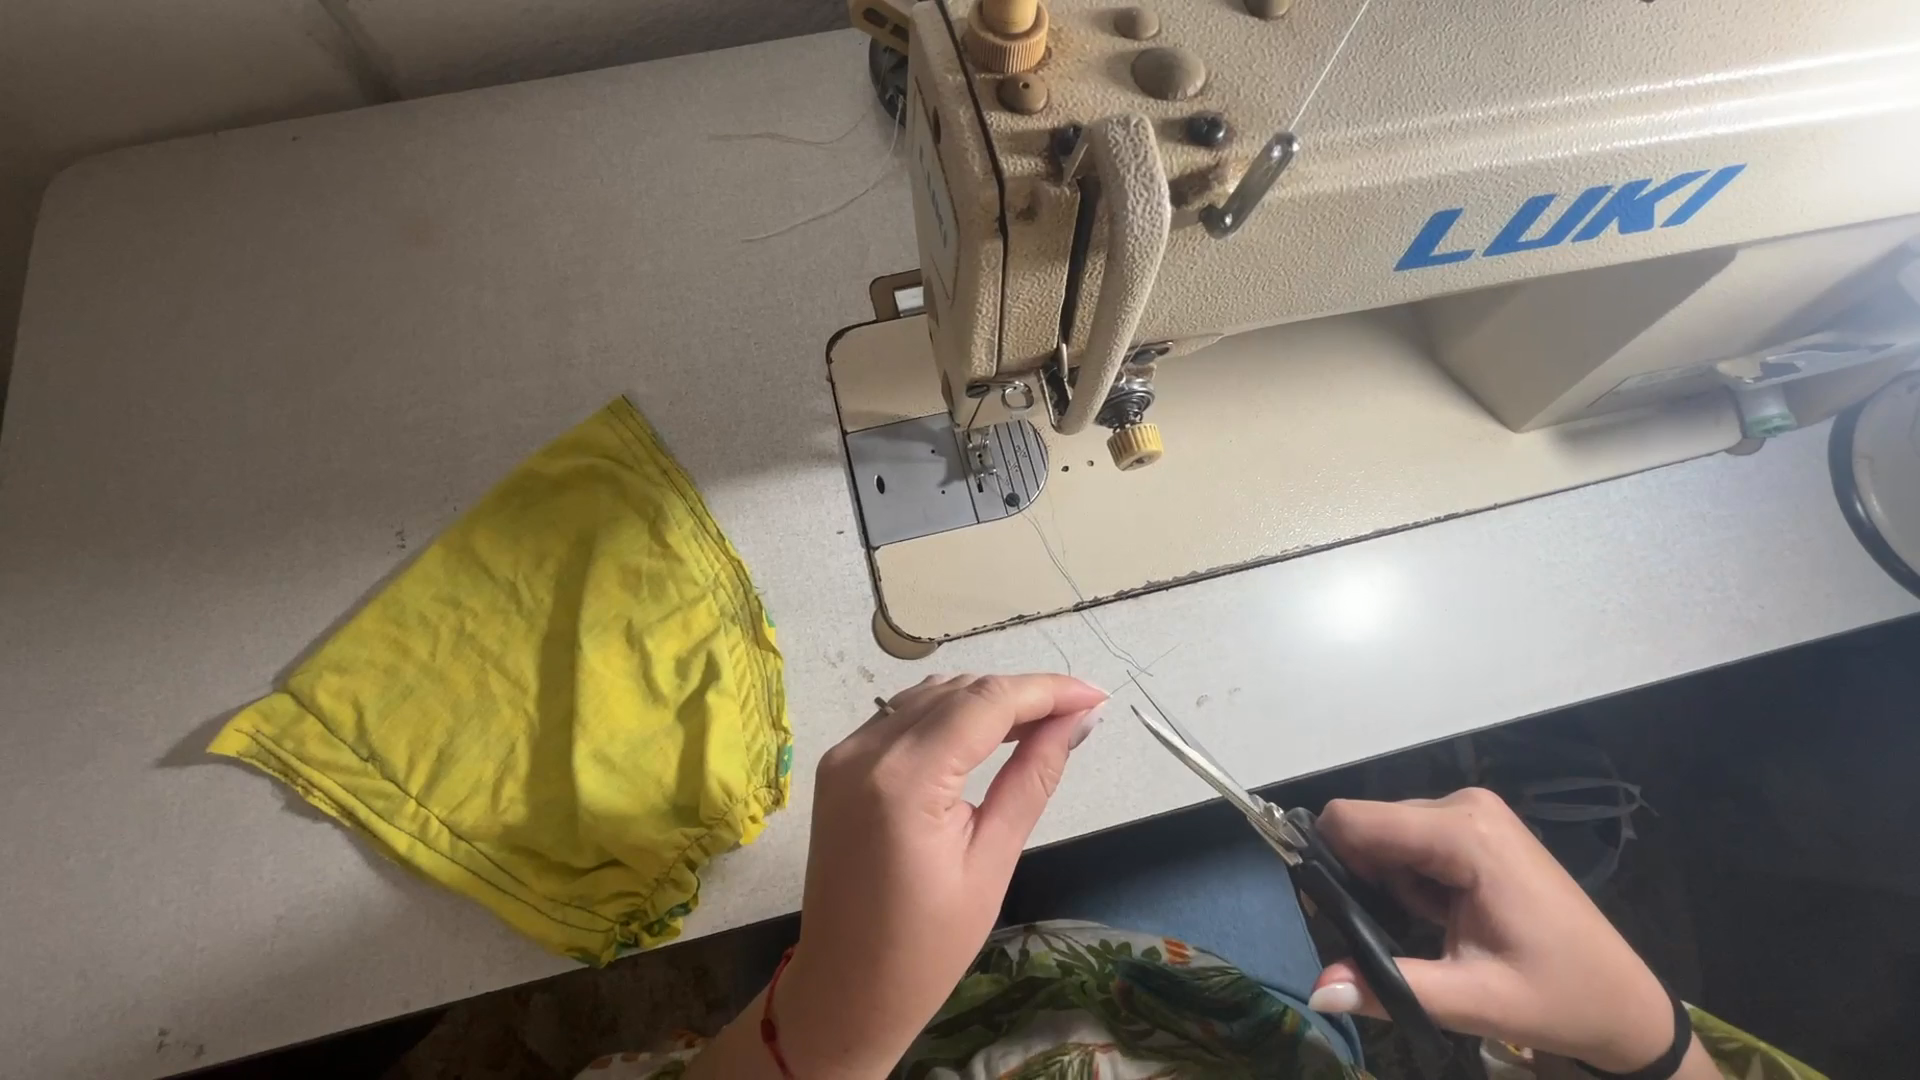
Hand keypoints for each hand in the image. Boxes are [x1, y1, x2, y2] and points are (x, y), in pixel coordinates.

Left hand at [773, 673, 1105, 1078]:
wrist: (841, 992)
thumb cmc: (925, 950)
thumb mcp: (992, 863)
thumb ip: (1032, 778)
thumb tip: (1075, 721)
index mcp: (904, 780)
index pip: (986, 703)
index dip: (1046, 690)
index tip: (1095, 696)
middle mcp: (866, 749)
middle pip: (958, 691)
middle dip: (1021, 693)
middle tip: (1076, 715)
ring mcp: (846, 752)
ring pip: (930, 695)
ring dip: (985, 699)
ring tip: (1039, 724)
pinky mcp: (840, 762)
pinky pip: (903, 714)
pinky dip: (949, 714)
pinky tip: (984, 733)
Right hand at [1307, 789, 1689, 1073]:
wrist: (1629, 1005)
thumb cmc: (1560, 999)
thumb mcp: (1475, 1001)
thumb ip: (1391, 987)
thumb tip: (1317, 992)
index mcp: (1463, 834)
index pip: (1353, 820)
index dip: (1331, 859)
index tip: (1342, 910)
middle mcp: (1462, 804)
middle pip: (1366, 824)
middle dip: (1366, 875)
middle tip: (1398, 926)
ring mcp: (1470, 809)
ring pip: (1383, 830)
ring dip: (1388, 877)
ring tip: (1430, 921)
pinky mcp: (1473, 821)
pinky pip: (1408, 835)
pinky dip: (1408, 872)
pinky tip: (1441, 908)